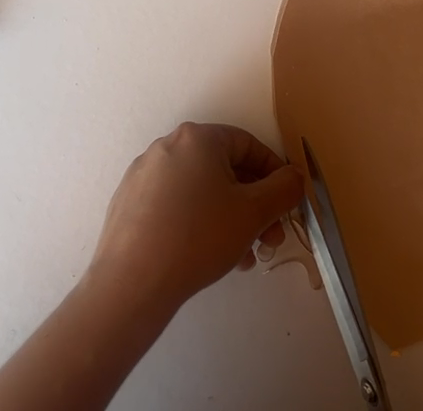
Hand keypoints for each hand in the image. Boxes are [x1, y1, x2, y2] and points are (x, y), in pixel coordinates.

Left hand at [87, 122, 303, 314]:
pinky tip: (210, 257)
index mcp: (197, 138)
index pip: (249, 145)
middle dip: (253, 205)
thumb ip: (284, 189)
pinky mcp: (128, 204)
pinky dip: (198, 224)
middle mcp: (167, 147)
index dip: (274, 174)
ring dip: (229, 219)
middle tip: (268, 239)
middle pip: (224, 170)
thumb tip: (294, 177)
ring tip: (242, 256)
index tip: (285, 204)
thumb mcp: (254, 213)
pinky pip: (175, 206)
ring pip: (201, 191)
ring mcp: (143, 175)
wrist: (131, 285)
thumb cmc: (198, 237)